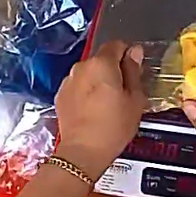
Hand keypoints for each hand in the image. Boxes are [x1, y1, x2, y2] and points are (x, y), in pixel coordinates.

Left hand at [53, 40, 146, 175]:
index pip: (117, 45)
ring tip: (107, 104)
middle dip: (113, 70)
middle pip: (101, 60)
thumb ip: (134, 71)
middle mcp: (81, 67)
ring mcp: (68, 81)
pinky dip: (86, 93)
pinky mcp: (60, 95)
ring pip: (89, 74)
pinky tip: (93, 110)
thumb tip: (134, 52)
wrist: (83, 151)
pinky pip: (78, 87)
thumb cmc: (113, 126)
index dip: (128, 55)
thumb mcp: (135, 99)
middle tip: (124, 92)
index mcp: (102, 64)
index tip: (134, 70)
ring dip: (98, 82)